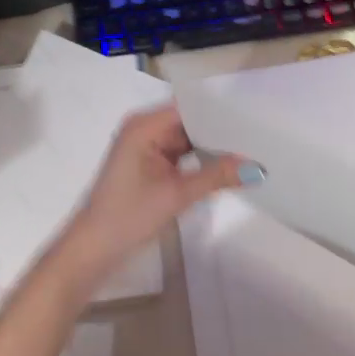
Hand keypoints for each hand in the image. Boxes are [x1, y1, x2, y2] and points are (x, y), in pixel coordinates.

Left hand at [60, 106, 246, 279]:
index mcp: (145, 125)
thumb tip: (257, 167)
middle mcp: (144, 128)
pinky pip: (181, 153)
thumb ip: (217, 176)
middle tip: (260, 132)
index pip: (190, 107)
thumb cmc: (129, 215)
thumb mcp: (177, 195)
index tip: (253, 114)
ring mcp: (146, 147)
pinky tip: (227, 163)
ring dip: (212, 145)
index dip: (220, 110)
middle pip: (189, 121)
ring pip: (187, 138)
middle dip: (220, 129)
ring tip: (251, 146)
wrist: (94, 248)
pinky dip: (200, 158)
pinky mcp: (149, 164)